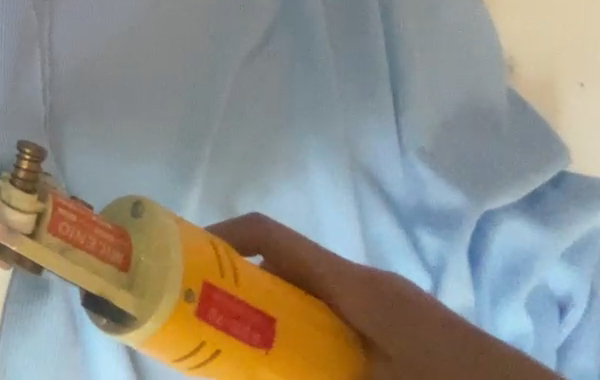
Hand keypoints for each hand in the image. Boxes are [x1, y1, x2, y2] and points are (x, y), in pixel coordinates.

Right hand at [208, 214, 560, 379]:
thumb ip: (308, 370)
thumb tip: (243, 375)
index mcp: (352, 284)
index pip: (270, 235)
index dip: (222, 237)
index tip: (186, 259)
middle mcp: (367, 283)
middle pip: (286, 267)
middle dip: (245, 289)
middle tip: (214, 320)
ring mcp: (393, 306)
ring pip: (315, 296)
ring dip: (281, 316)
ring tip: (255, 350)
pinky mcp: (412, 331)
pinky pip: (344, 317)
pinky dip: (315, 334)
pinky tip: (312, 367)